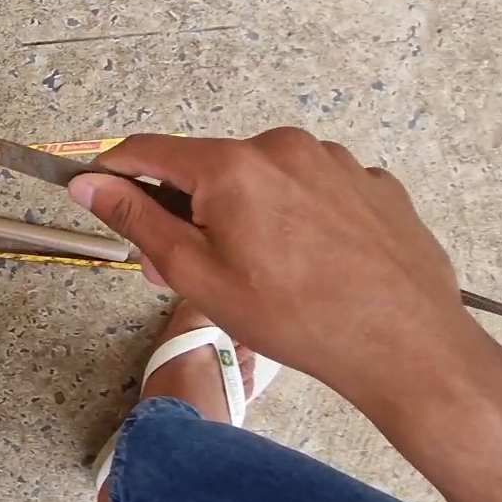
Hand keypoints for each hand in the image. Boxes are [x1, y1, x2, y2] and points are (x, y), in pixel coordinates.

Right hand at [69, 129, 479, 402]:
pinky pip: (309, 184)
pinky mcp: (375, 183)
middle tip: (185, 263)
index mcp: (231, 165)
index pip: (146, 150)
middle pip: (204, 167)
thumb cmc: (292, 317)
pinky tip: (308, 254)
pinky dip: (292, 209)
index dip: (113, 171)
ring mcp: (335, 161)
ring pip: (257, 175)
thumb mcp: (193, 271)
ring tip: (254, 265)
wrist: (415, 354)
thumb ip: (133, 217)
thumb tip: (86, 183)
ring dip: (238, 208)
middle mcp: (280, 146)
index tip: (96, 192)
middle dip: (184, 208)